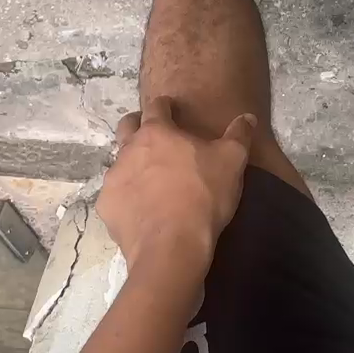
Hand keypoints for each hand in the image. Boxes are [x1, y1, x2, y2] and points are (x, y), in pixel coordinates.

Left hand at [99, 97, 255, 271]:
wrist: (172, 247)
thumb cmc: (203, 195)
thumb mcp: (232, 160)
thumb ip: (239, 134)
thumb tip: (248, 117)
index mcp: (156, 132)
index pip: (156, 106)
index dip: (165, 105)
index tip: (173, 108)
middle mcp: (129, 150)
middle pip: (127, 126)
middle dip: (139, 126)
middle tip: (157, 137)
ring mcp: (113, 179)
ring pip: (120, 161)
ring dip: (133, 163)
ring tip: (152, 178)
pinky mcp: (106, 207)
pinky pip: (115, 193)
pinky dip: (127, 195)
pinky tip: (142, 208)